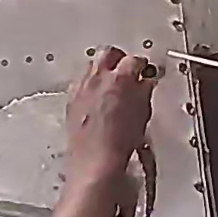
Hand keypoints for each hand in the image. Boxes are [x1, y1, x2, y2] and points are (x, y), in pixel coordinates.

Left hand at [64, 47, 155, 204]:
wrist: (95, 163)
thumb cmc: (119, 143)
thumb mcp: (142, 113)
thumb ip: (144, 92)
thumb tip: (146, 83)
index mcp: (120, 79)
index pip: (134, 60)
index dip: (143, 65)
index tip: (146, 71)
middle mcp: (97, 79)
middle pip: (108, 53)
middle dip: (120, 58)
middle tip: (129, 69)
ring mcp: (81, 88)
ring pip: (92, 66)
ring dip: (104, 70)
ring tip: (113, 83)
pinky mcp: (71, 100)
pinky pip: (81, 83)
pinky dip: (91, 85)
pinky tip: (99, 97)